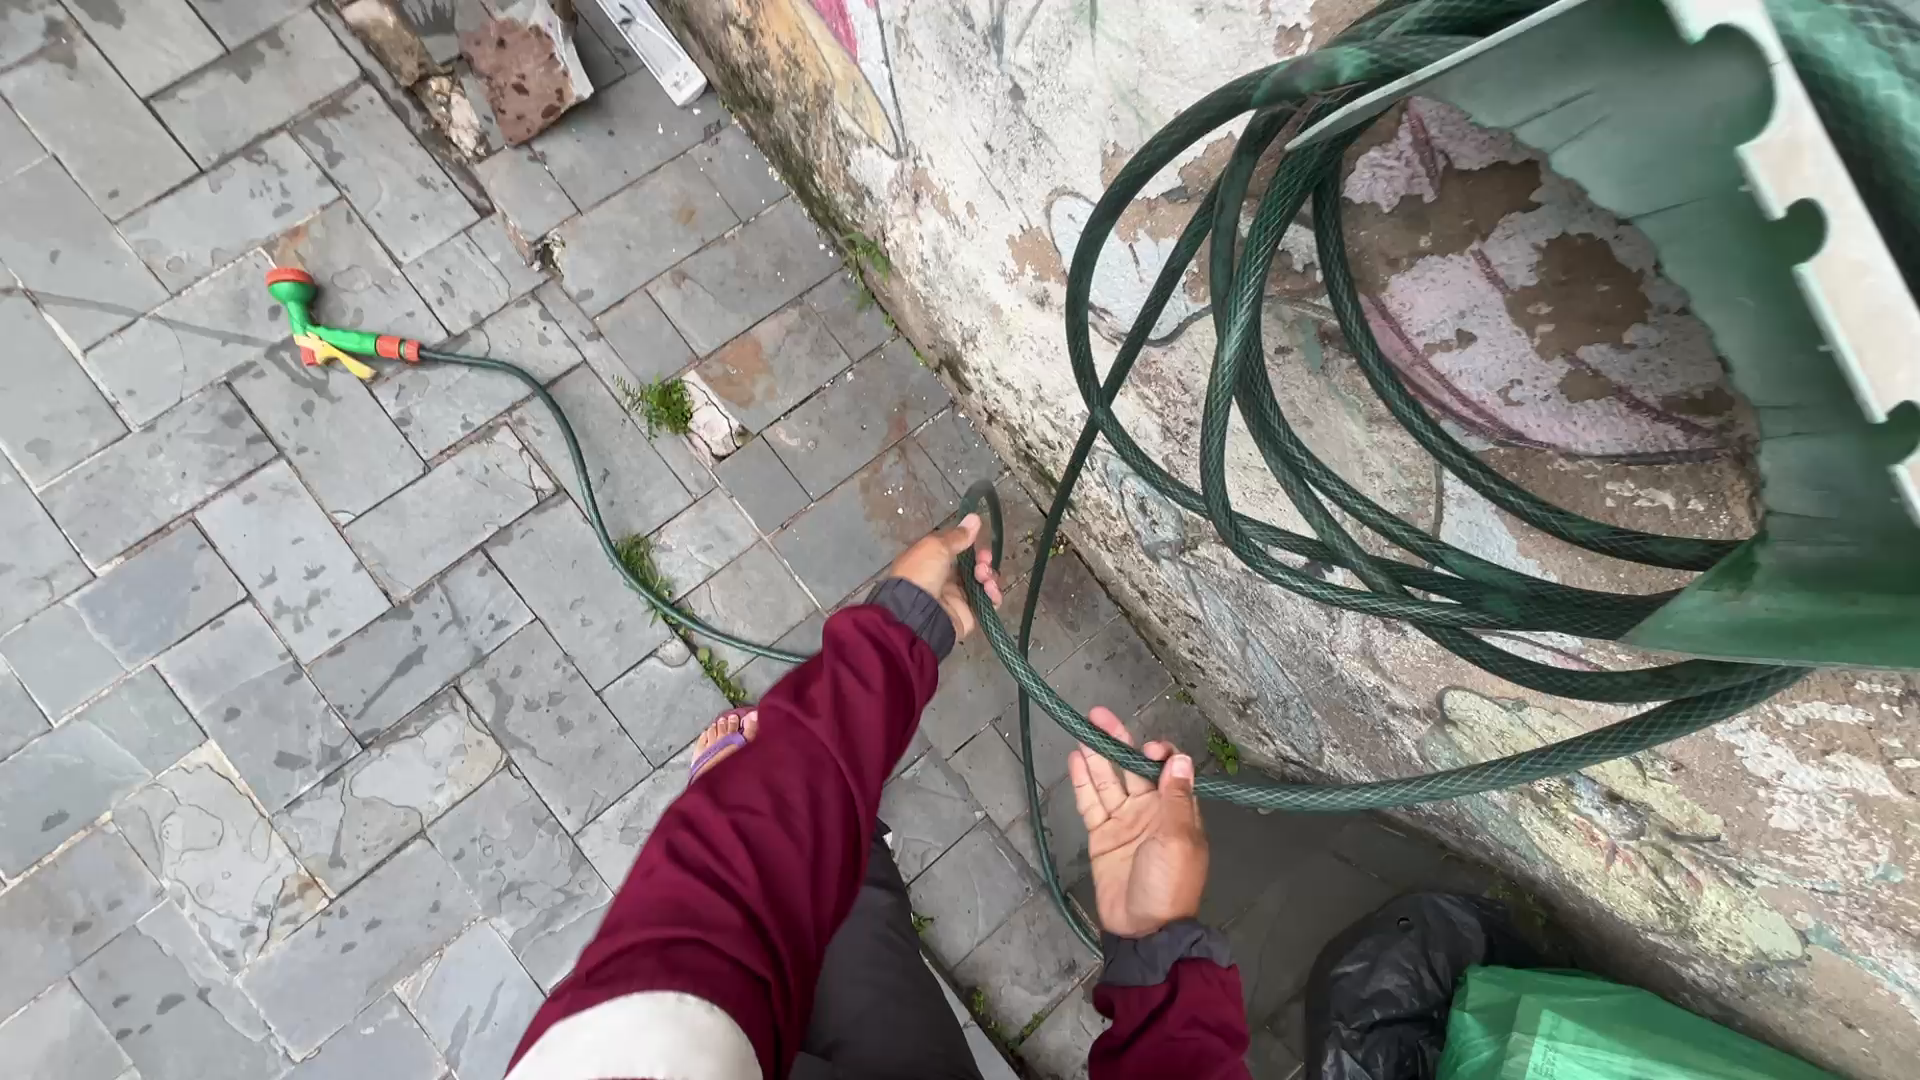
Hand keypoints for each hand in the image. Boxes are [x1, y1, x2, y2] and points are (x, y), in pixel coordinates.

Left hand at [886, 513, 1002, 640]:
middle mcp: (944, 579)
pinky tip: (990, 589)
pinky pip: (988, 602)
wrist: (917, 612)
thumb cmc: (922, 573)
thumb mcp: (936, 546)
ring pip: (982, 582)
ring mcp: (957, 598)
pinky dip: (993, 594)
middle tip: (983, 559)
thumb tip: (975, 518)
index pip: (956, 550)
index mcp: (931, 562)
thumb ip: (958, 535)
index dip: (969, 543)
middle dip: (982, 559)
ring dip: (989, 574)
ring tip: (983, 575)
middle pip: (972, 565)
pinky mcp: (969, 614)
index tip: (978, 538)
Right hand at [1069, 707, 1207, 937]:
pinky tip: (1075, 759)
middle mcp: (1150, 811)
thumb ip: (1176, 798)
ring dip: (1096, 755)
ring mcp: (1124, 822)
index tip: (1147, 748)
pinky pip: (1090, 802)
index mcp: (1176, 811)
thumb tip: (1181, 758)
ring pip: (1108, 780)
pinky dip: (1083, 781)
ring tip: (1082, 728)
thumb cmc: (1169, 885)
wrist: (1144, 932)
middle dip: (1118, 741)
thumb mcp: (1178, 840)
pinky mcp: (1102, 835)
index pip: (1166, 770)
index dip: (1156, 754)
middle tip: (1099, 715)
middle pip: (1132, 768)